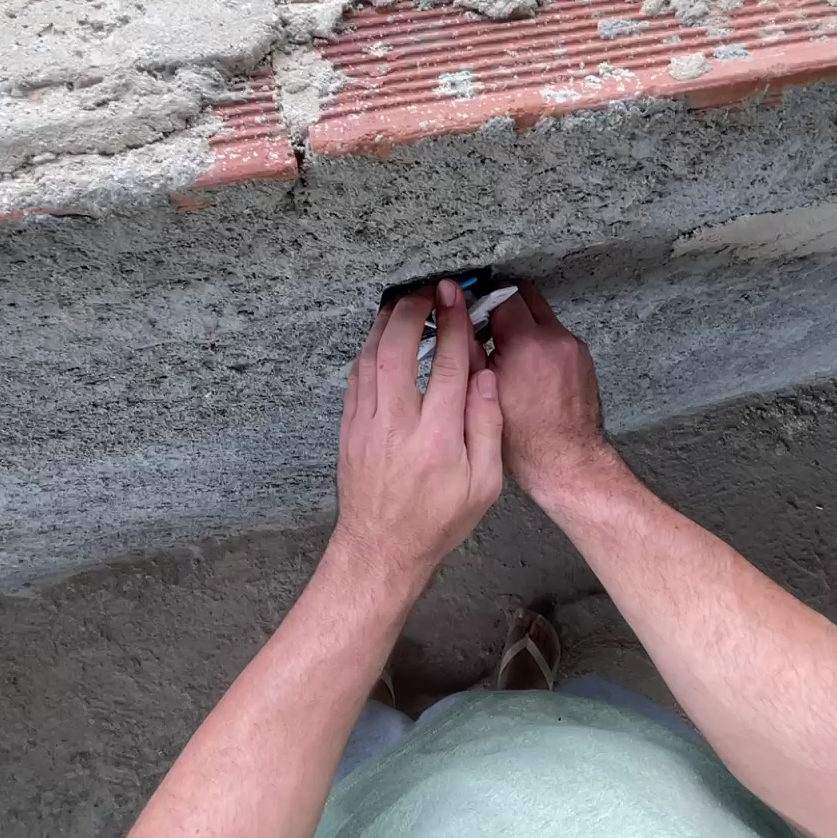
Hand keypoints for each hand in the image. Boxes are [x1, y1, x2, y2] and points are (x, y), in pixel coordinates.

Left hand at [335, 280, 503, 578]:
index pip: (448, 365)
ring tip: (404, 301)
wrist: (381, 548)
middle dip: (412, 310)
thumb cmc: (438, 520)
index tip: (456, 297)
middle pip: (397, 349)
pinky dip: (368, 347)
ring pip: (369, 357)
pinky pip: (355, 376)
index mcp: (436, 437)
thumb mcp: (483, 485)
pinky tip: (380, 336)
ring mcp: (366, 424)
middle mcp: (397, 424)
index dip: (453, 324)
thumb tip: (486, 378)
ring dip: (386, 323)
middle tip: (427, 289)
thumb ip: (487, 428)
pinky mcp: (349, 427)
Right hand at [486, 284, 618, 502]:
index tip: (472, 313)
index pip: (503, 294)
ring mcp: (573, 347)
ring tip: (508, 354)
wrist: (567, 461)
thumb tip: (454, 318)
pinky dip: (540, 343)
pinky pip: (557, 336)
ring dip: (524, 325)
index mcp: (527, 343)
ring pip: (543, 316)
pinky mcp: (583, 358)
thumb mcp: (480, 393)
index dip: (483, 301)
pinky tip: (529, 369)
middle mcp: (555, 338)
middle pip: (526, 295)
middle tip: (488, 328)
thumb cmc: (524, 438)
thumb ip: (466, 348)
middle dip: (505, 307)